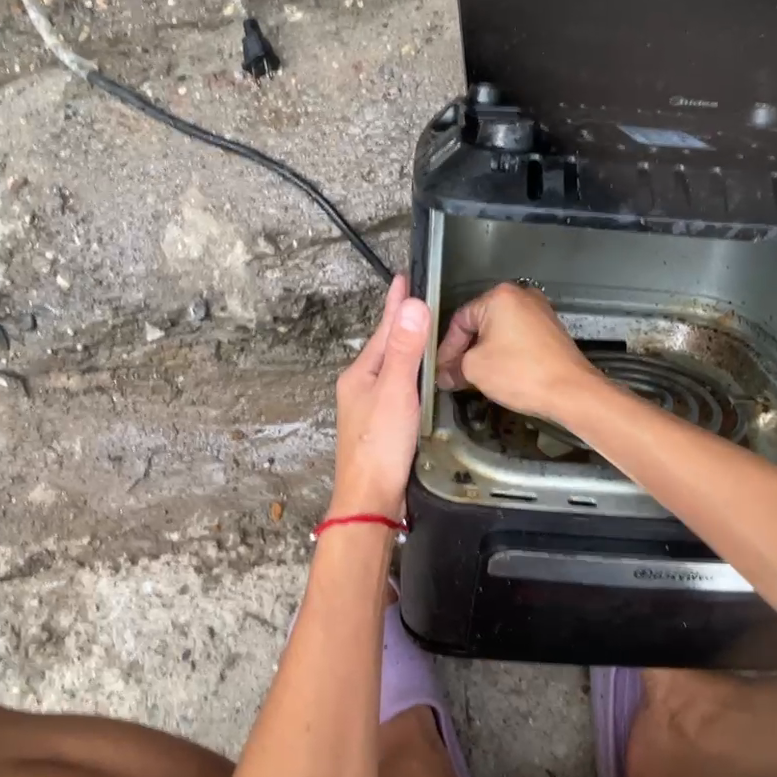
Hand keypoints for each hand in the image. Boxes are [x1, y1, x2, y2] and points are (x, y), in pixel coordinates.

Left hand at [329, 275, 429, 519]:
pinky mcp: (379, 425)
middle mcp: (360, 386)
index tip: (402, 277)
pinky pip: (396, 385)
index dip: (395, 303)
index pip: (383, 329)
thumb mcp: (395, 392)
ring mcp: (367, 406)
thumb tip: (411, 305)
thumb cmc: (379, 447)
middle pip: (384, 345)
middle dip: (398, 321)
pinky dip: (408, 372)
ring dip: (403, 345)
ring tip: (416, 328)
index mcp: (361, 374)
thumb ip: (405, 350)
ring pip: (389, 366)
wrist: (369, 498)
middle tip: (412, 296)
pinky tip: (416, 378)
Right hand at [434, 283, 601, 420]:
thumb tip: (446, 374)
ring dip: (485, 353)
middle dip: (465, 351)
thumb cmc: (523, 373)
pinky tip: (499, 374)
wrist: (571, 392)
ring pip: (500, 331)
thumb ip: (454, 367)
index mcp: (499, 296)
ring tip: (474, 378)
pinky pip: (518, 338)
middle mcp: (522, 296)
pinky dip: (505, 353)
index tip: (441, 369)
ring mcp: (540, 312)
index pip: (460, 320)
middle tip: (453, 375)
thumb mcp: (475, 369)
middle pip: (480, 323)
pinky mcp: (551, 330)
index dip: (446, 348)